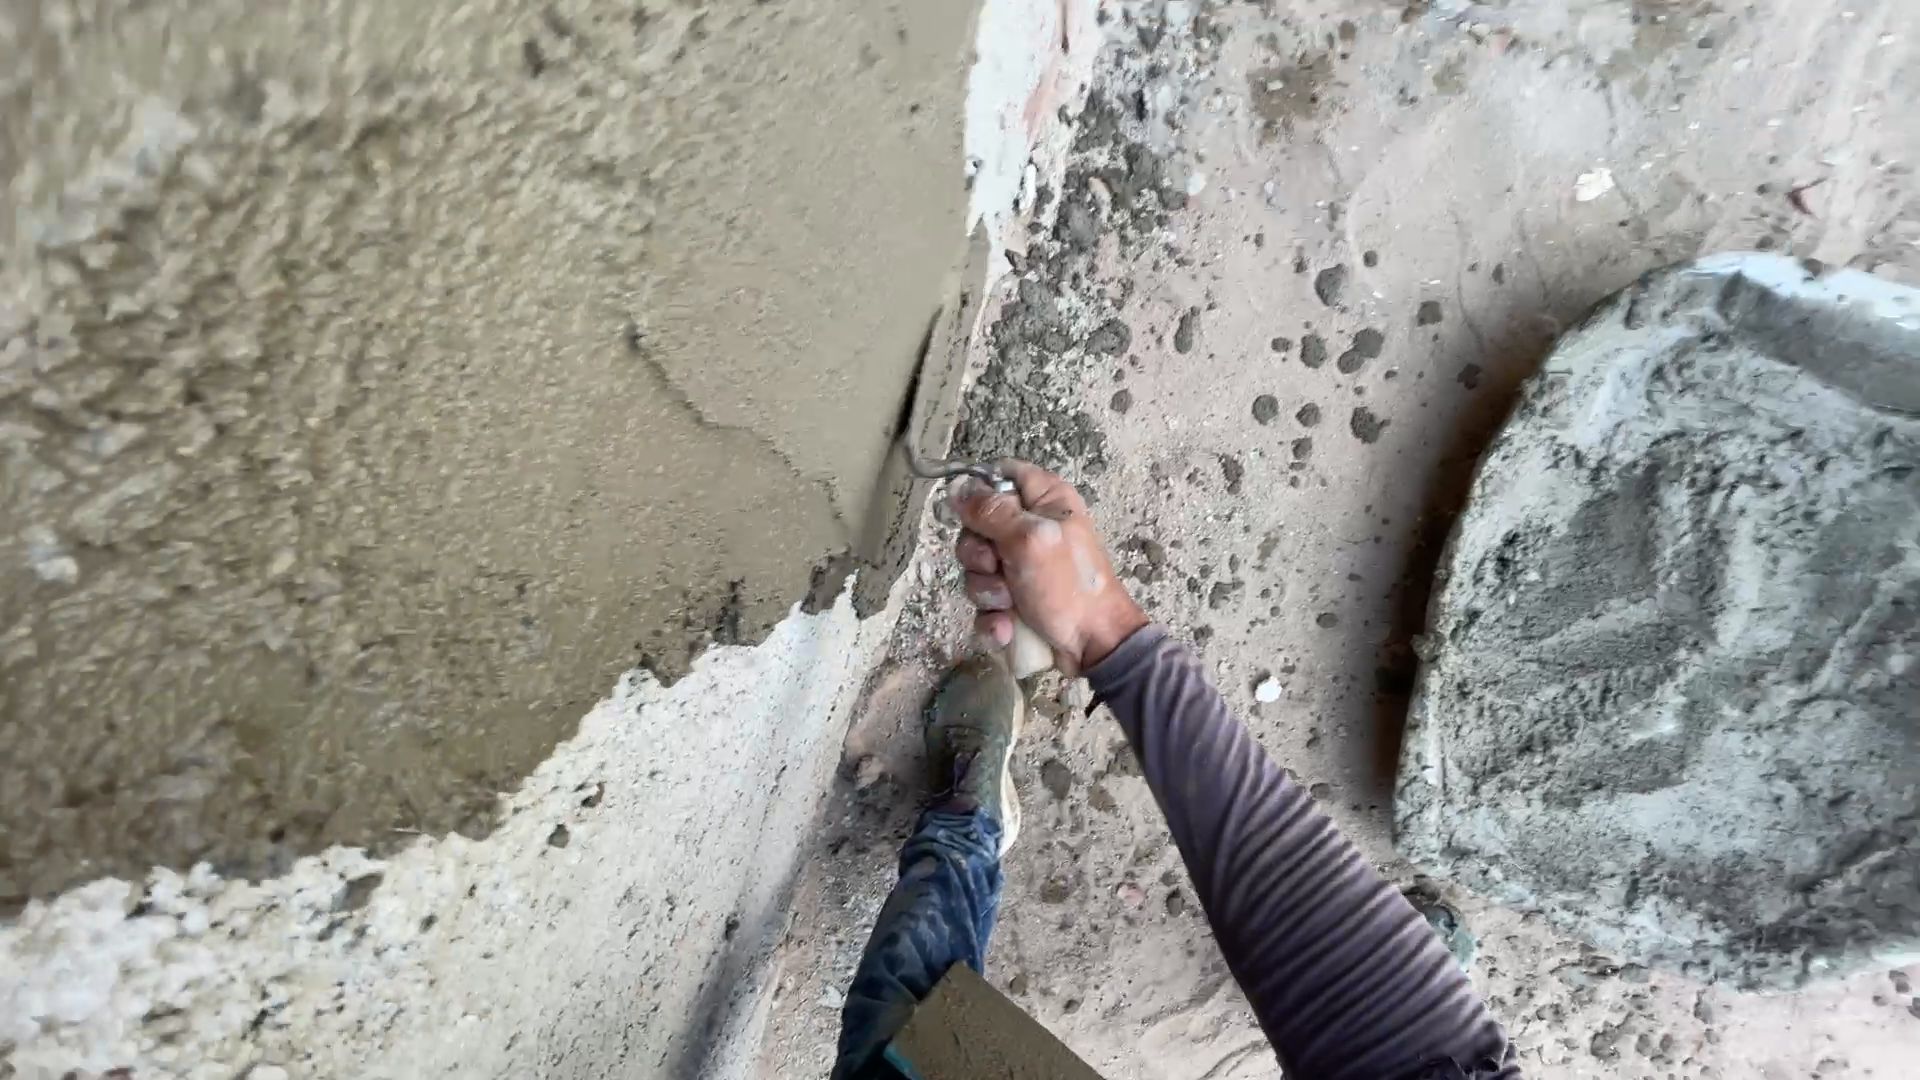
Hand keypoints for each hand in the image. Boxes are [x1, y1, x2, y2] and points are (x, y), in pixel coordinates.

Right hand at [948, 460, 1148, 676]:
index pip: (1000, 474)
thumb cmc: (1069, 587)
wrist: (1094, 647)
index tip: (973, 515)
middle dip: (979, 555)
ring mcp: (1020, 566)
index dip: (980, 492)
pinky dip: (992, 618)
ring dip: (987, 591)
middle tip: (998, 568)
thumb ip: (992, 511)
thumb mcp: (1030, 540)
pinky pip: (984, 602)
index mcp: (1045, 499)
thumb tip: (957, 488)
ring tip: (1010, 605)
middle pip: (977, 526)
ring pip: (976, 568)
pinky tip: (1008, 628)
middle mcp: (1031, 527)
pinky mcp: (1013, 598)